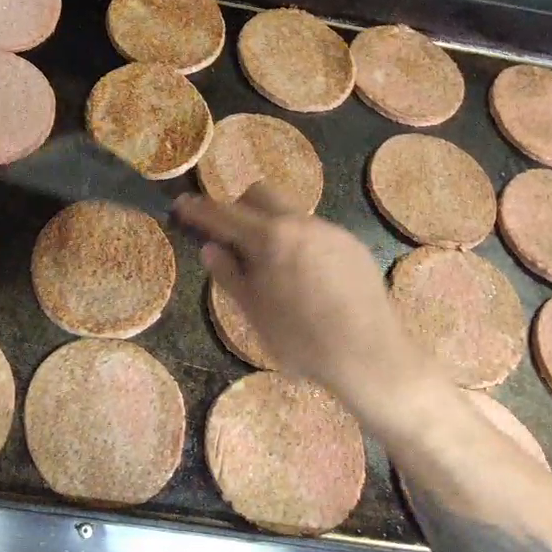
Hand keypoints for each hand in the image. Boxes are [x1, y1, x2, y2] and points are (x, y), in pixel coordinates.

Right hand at [173, 183, 441, 420]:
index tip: (180, 206)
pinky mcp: (352, 245)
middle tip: (232, 241)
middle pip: (259, 195)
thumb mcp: (255, 314)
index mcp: (270, 238)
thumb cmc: (303, 341)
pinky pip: (316, 232)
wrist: (371, 357)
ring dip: (271, 228)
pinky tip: (307, 282)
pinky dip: (299, 245)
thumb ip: (230, 275)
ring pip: (290, 213)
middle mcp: (300, 223)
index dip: (197, 209)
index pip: (222, 213)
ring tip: (273, 270)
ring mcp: (331, 231)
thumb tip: (210, 249)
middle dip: (238, 209)